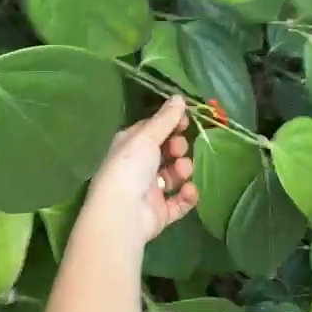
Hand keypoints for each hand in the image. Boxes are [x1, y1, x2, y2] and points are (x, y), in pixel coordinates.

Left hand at [81, 97, 198, 248]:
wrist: (122, 215)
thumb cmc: (130, 167)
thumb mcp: (146, 137)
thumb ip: (165, 118)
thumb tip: (179, 96)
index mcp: (130, 145)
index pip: (154, 129)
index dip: (171, 124)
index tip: (186, 120)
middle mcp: (139, 165)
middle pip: (167, 151)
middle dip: (178, 147)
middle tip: (178, 149)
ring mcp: (150, 190)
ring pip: (175, 174)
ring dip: (183, 170)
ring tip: (181, 171)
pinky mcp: (160, 212)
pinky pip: (180, 200)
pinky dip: (187, 195)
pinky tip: (188, 190)